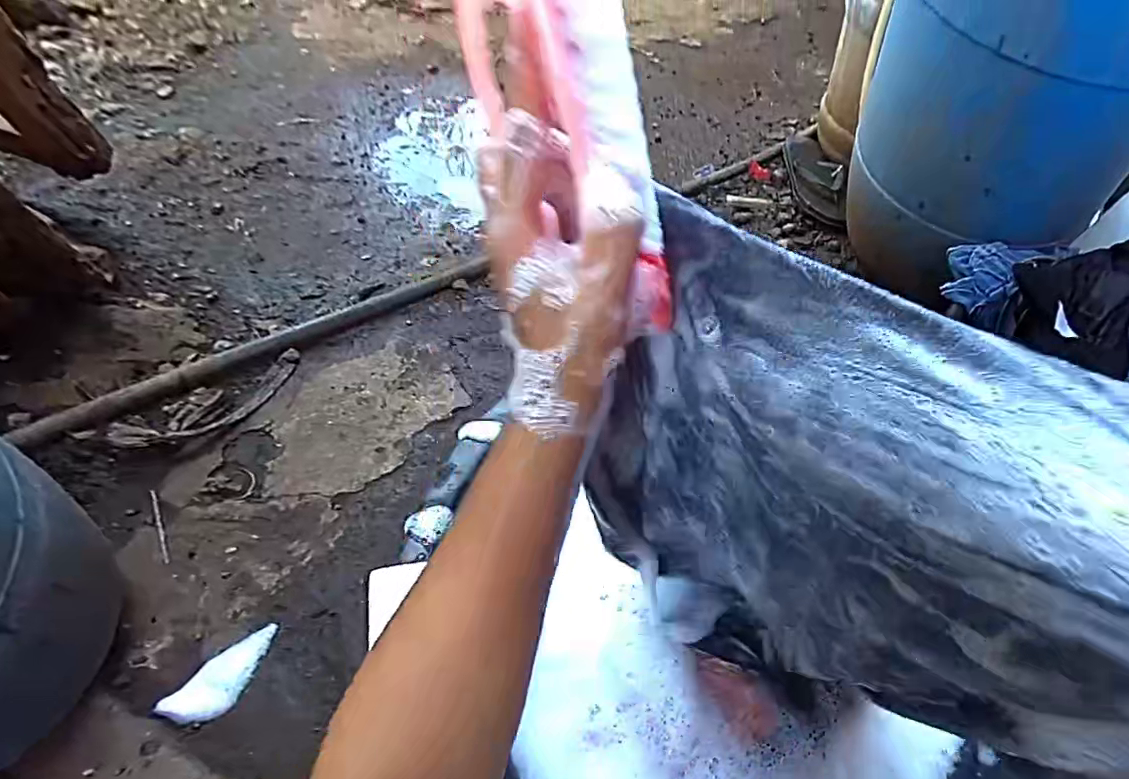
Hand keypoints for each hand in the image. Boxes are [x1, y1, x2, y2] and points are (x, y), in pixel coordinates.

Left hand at [474, 24, 643, 437]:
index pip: (519, 130)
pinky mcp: (540, 247)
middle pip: (516, 138)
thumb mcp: (599, 294)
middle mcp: (510, 218)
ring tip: (588, 160)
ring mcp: (524, 232)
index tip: (529, 13)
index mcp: (515, 223)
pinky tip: (594, 195)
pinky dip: (570, 182)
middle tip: (568, 95)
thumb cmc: (573, 349)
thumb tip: (618, 173)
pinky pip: (551, 196)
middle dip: (543, 107)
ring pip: (533, 167)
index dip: (527, 72)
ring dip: (560, 150)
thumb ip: (610, 231)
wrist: (560, 392)